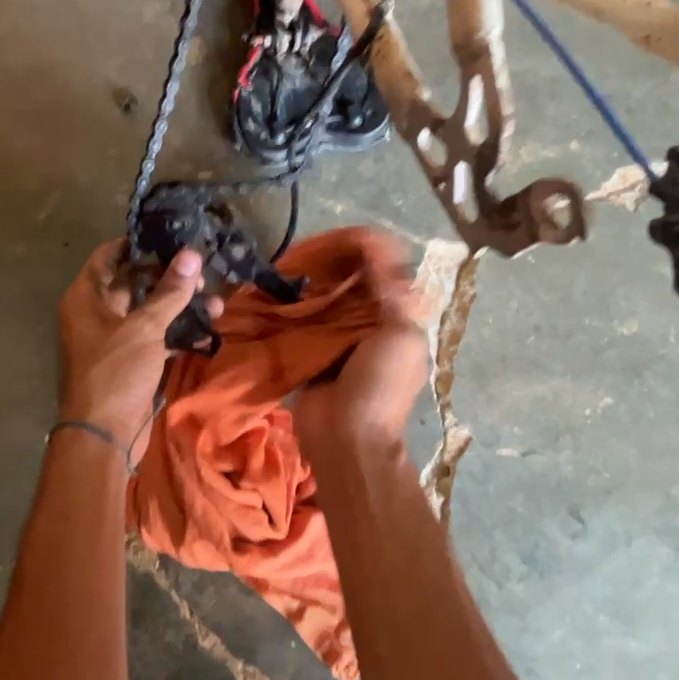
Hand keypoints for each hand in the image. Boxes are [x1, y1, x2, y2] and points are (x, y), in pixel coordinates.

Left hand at [57, 240, 215, 462]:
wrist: (104, 434)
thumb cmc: (115, 372)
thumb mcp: (144, 327)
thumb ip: (169, 291)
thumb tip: (192, 254)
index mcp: (85, 297)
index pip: (108, 256)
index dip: (136, 243)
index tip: (169, 235)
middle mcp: (95, 313)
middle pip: (131, 283)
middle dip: (167, 277)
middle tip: (202, 269)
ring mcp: (113, 339)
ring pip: (148, 312)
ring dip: (178, 306)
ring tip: (215, 301)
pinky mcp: (131, 362)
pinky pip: (155, 338)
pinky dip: (177, 333)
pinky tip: (208, 330)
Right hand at [293, 234, 428, 446]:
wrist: (346, 440)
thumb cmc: (380, 388)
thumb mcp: (399, 334)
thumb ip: (391, 289)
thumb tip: (379, 242)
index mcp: (400, 317)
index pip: (386, 268)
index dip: (366, 247)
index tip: (338, 239)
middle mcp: (372, 322)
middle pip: (353, 278)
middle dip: (333, 260)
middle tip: (307, 250)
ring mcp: (341, 336)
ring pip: (327, 295)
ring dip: (311, 280)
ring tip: (289, 266)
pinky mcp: (313, 349)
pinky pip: (305, 319)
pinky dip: (294, 303)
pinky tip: (277, 290)